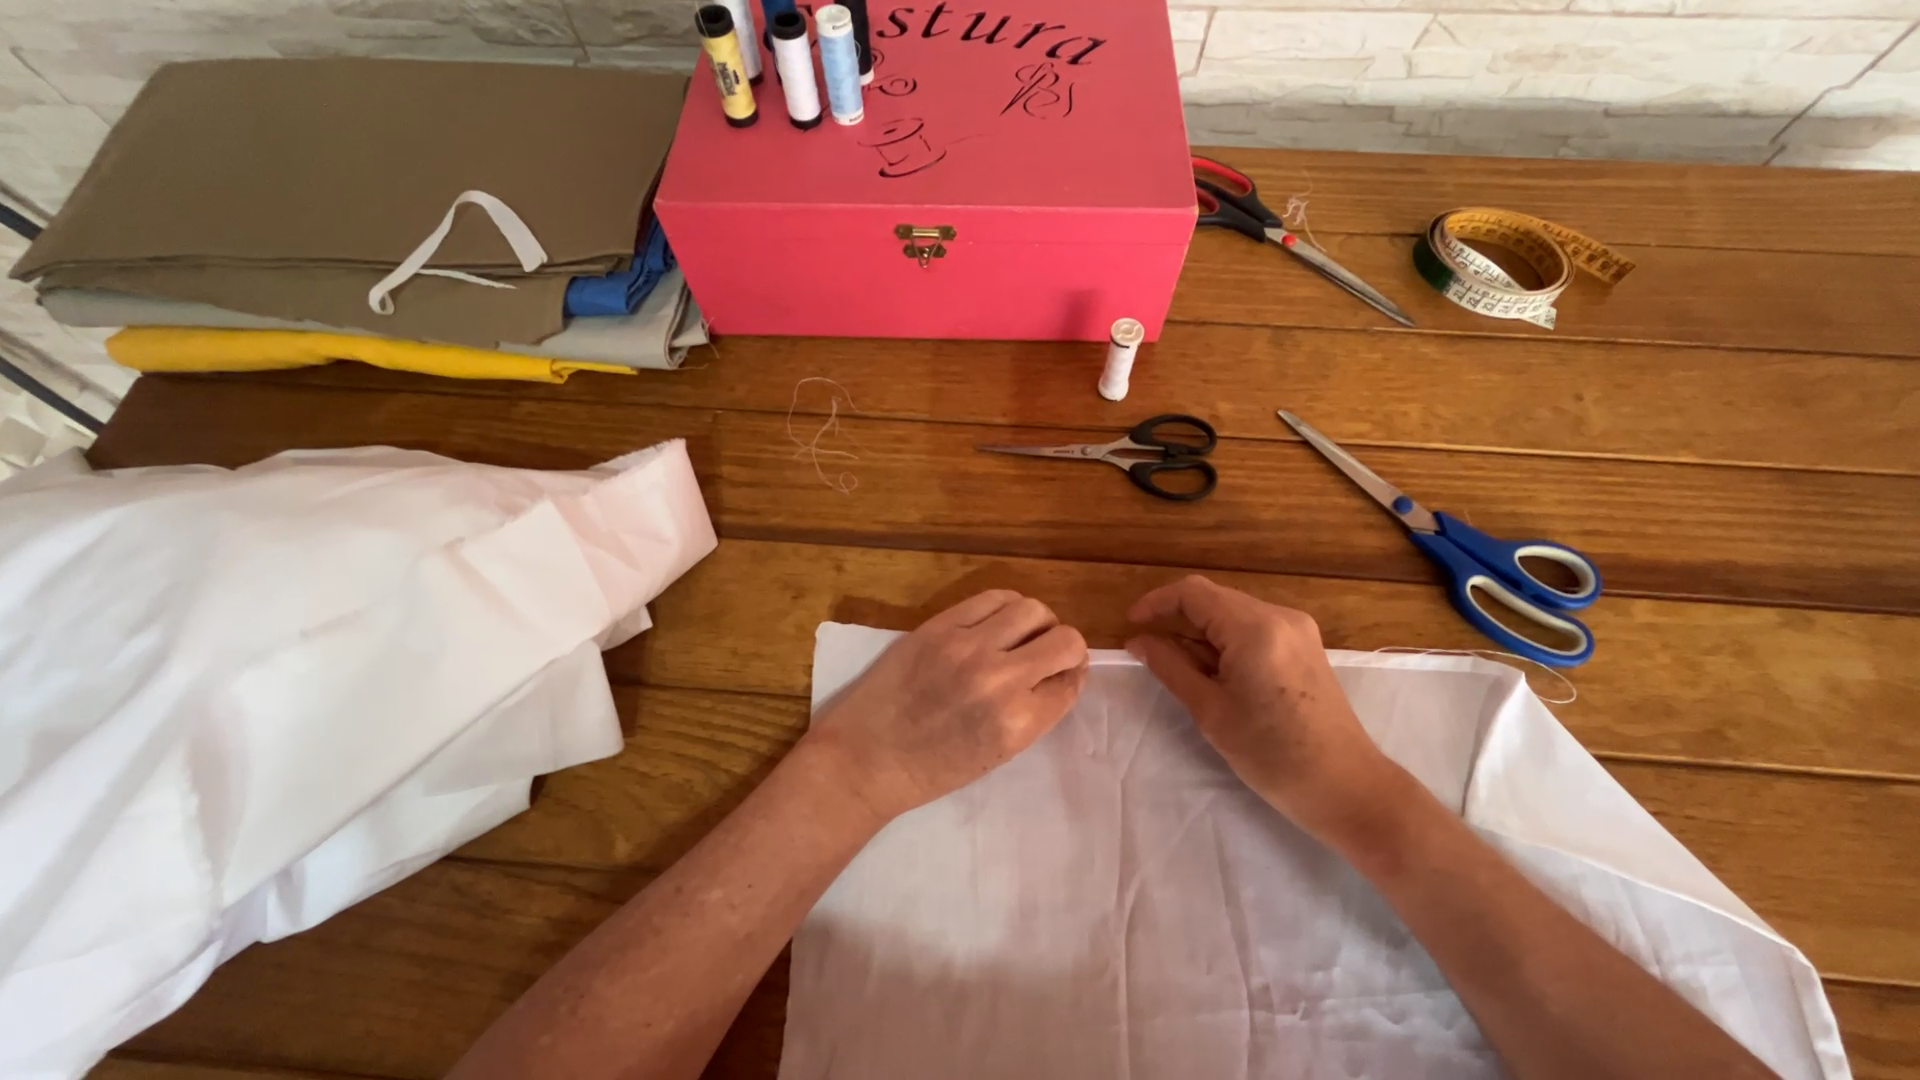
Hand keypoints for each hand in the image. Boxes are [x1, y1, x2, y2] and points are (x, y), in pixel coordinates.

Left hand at [805, 590, 1089, 822]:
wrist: (866, 758)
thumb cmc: (932, 769)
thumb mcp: (997, 753)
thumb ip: (1033, 713)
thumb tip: (1059, 675)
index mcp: (1018, 724)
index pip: (1070, 683)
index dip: (1073, 675)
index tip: (1064, 673)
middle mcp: (1001, 680)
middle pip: (1064, 640)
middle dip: (1066, 647)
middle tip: (1048, 653)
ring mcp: (968, 648)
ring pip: (1032, 610)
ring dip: (1038, 622)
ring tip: (1022, 635)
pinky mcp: (940, 627)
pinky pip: (993, 598)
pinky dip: (1006, 607)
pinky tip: (997, 622)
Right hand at [1126, 575, 1393, 841]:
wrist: (1346, 786)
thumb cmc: (1272, 754)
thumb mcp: (1210, 711)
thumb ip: (1171, 667)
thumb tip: (1138, 641)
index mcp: (1254, 628)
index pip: (1193, 593)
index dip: (1156, 603)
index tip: (1131, 626)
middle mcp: (1279, 616)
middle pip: (1214, 598)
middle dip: (1178, 619)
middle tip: (1152, 654)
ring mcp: (1298, 630)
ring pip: (1233, 613)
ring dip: (1202, 632)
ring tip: (1183, 671)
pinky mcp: (1306, 646)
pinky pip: (1254, 628)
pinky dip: (1227, 641)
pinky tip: (1217, 673)